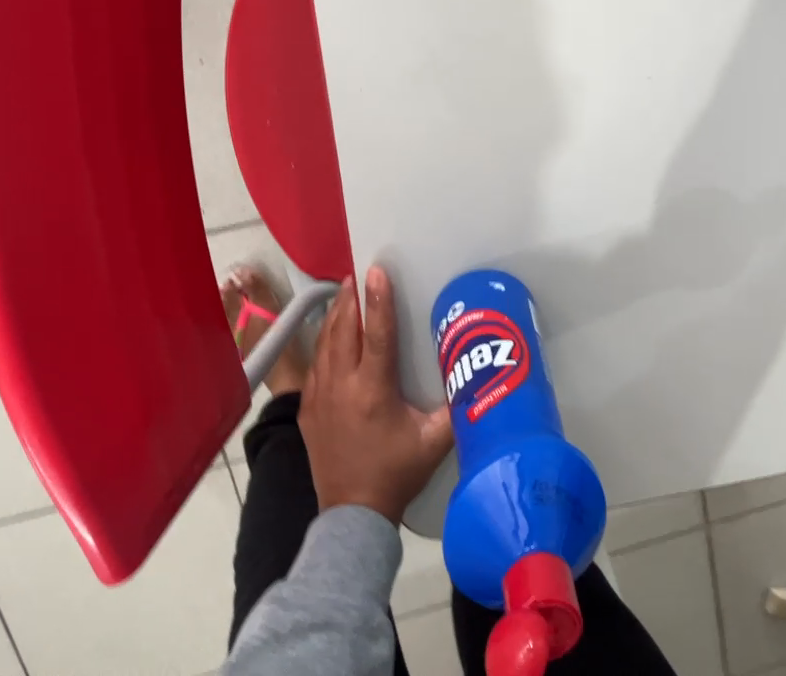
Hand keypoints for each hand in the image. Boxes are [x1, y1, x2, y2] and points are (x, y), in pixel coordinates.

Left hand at [299, 266, 455, 523]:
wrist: (352, 513)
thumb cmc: (397, 473)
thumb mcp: (434, 441)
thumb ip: (456, 409)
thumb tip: (477, 379)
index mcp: (373, 390)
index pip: (377, 334)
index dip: (379, 301)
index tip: (377, 271)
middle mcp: (342, 386)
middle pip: (344, 329)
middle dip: (351, 299)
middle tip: (359, 275)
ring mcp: (320, 397)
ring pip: (325, 343)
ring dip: (336, 316)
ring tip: (345, 293)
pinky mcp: (308, 409)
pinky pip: (315, 365)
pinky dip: (324, 342)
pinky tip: (331, 334)